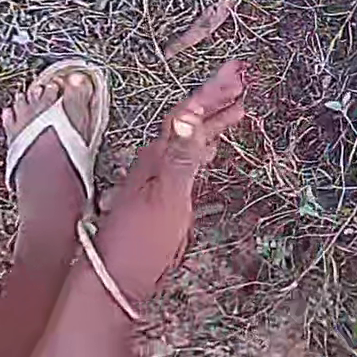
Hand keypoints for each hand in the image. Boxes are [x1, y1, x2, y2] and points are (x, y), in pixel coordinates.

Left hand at [93, 60, 246, 302]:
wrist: (116, 281)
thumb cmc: (143, 241)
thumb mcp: (167, 198)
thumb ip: (181, 157)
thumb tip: (191, 115)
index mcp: (157, 155)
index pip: (187, 111)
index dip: (211, 91)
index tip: (235, 74)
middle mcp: (157, 159)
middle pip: (188, 119)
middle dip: (214, 98)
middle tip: (241, 82)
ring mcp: (159, 176)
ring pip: (189, 136)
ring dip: (212, 119)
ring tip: (237, 108)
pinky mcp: (164, 193)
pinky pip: (188, 156)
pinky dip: (204, 143)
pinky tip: (211, 147)